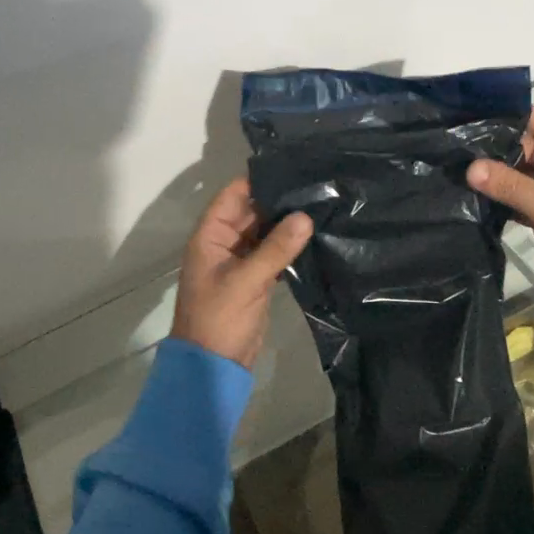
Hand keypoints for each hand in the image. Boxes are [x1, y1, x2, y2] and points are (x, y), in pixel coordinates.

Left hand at [171, 178, 313, 368]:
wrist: (213, 366)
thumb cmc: (219, 318)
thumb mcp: (246, 281)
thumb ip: (276, 248)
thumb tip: (306, 216)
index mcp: (210, 237)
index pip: (233, 196)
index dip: (258, 180)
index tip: (292, 167)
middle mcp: (224, 243)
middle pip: (252, 211)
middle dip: (280, 199)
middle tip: (317, 184)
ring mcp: (241, 262)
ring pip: (266, 232)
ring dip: (288, 222)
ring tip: (322, 203)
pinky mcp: (256, 279)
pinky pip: (274, 253)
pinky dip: (291, 245)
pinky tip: (316, 236)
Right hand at [467, 105, 533, 301]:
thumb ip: (509, 185)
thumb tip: (470, 167)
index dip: (520, 118)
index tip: (486, 127)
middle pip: (531, 142)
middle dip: (502, 149)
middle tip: (468, 156)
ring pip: (524, 168)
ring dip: (500, 173)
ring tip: (467, 175)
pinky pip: (522, 191)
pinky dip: (505, 193)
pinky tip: (480, 197)